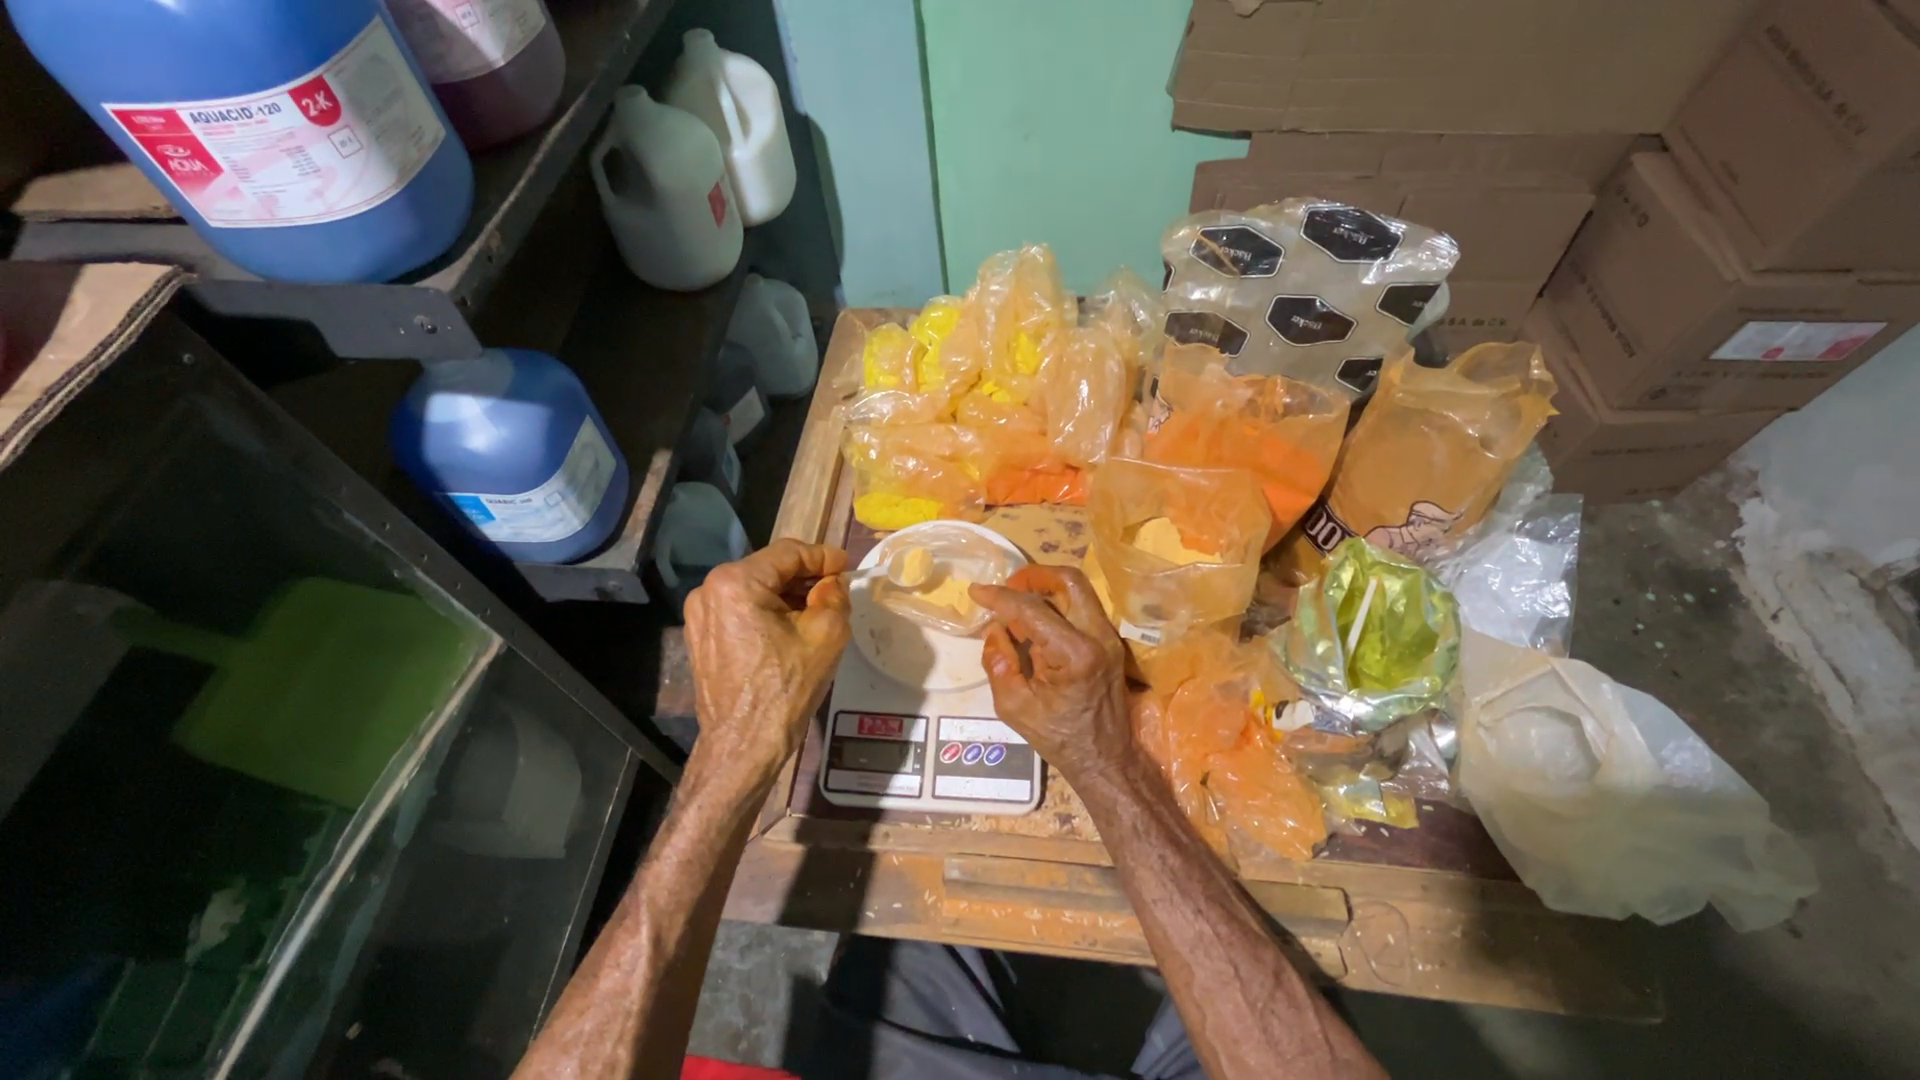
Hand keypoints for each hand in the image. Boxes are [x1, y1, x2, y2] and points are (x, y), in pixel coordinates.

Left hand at [683, 540, 850, 779]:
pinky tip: (793, 629)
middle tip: (838, 589)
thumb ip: (834, 595)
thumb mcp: (826, 634)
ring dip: (788, 595)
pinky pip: (742, 611)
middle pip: (770, 569)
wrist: (745, 743)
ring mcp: (700, 615)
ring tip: (820, 610)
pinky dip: (769, 613)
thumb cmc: (786, 688)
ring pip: (756, 590)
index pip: (789, 552)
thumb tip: (832, 582)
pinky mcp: (702, 637)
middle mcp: (709, 590)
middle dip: (806, 577)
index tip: (848, 566)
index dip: (823, 556)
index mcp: (736, 582)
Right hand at [969, 566, 1134, 782]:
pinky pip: (1081, 607)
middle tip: (1007, 588)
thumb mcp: (1013, 706)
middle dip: (1033, 576)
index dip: (1000, 597)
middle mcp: (1098, 636)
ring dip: (1045, 588)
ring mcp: (1109, 637)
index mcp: (1075, 654)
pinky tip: (1034, 622)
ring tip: (1017, 605)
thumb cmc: (1059, 738)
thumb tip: (995, 630)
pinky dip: (1056, 603)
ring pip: (1077, 590)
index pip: (1032, 610)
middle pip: (1068, 581)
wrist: (1105, 757)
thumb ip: (998, 663)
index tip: (976, 592)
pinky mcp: (1109, 641)